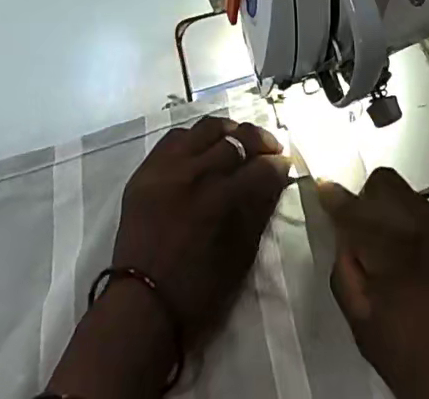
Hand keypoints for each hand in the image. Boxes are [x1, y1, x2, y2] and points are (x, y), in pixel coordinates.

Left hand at [45, 117, 291, 398]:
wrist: (144, 301)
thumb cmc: (200, 290)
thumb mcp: (242, 254)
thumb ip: (258, 209)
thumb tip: (273, 178)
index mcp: (225, 199)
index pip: (263, 166)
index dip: (278, 163)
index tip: (284, 162)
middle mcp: (198, 172)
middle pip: (236, 138)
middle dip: (259, 139)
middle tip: (269, 146)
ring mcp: (169, 166)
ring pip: (204, 128)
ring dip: (227, 131)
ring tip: (237, 138)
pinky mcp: (147, 168)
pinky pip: (174, 137)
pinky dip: (194, 138)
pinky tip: (202, 147)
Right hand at [318, 169, 428, 398]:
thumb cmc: (422, 363)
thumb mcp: (366, 326)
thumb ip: (345, 274)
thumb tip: (342, 243)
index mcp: (395, 249)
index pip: (353, 206)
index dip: (332, 196)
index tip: (321, 190)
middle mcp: (424, 229)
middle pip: (385, 183)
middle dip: (364, 198)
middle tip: (354, 229)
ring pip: (407, 195)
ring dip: (388, 209)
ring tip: (383, 249)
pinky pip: (427, 215)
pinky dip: (410, 224)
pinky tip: (408, 259)